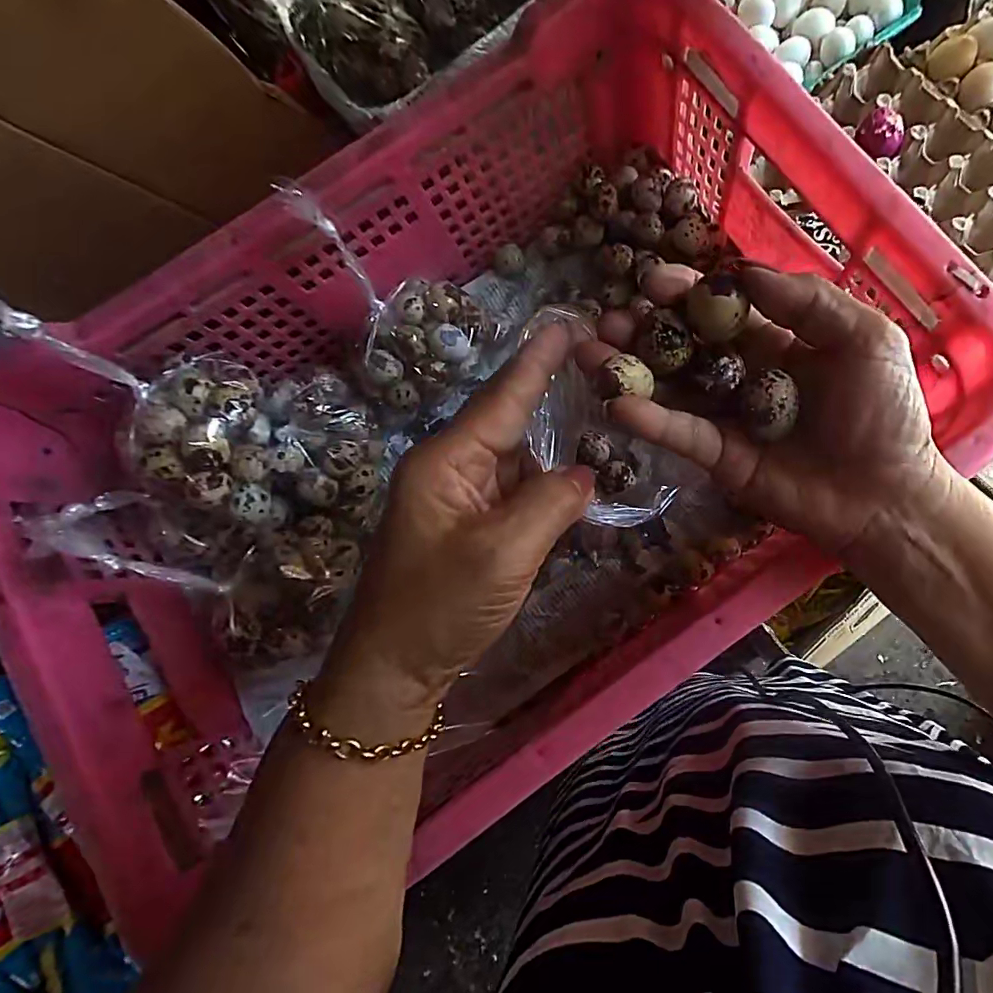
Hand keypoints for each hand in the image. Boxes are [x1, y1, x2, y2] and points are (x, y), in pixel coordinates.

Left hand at [316, 325, 593, 736]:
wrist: (391, 671)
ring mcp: (458, 501)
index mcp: (446, 461)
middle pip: (510, 426)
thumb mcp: (503, 554)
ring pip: (517, 463)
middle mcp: (450, 470)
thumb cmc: (438, 609)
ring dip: (553, 455)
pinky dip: (545, 492)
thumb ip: (550, 503)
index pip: (501, 399)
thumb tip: (584, 474)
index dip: (538, 361)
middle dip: (552, 402)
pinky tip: (576, 489)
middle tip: (601, 374)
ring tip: (601, 430)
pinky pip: (514, 496)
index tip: (566, 322)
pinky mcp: (468, 529)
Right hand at [579, 263, 952, 558]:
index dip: (686, 293)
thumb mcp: (864, 338)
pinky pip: (680, 434)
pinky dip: (650, 420)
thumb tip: (742, 274)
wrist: (886, 494)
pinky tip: (618, 404)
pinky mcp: (717, 457)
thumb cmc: (884, 411)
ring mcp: (726, 417)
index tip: (651, 280)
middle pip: (684, 346)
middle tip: (607, 319)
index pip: (721, 310)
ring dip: (629, 371)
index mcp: (777, 341)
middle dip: (644, 330)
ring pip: (671, 388)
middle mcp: (743, 375)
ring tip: (589, 354)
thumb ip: (808, 302)